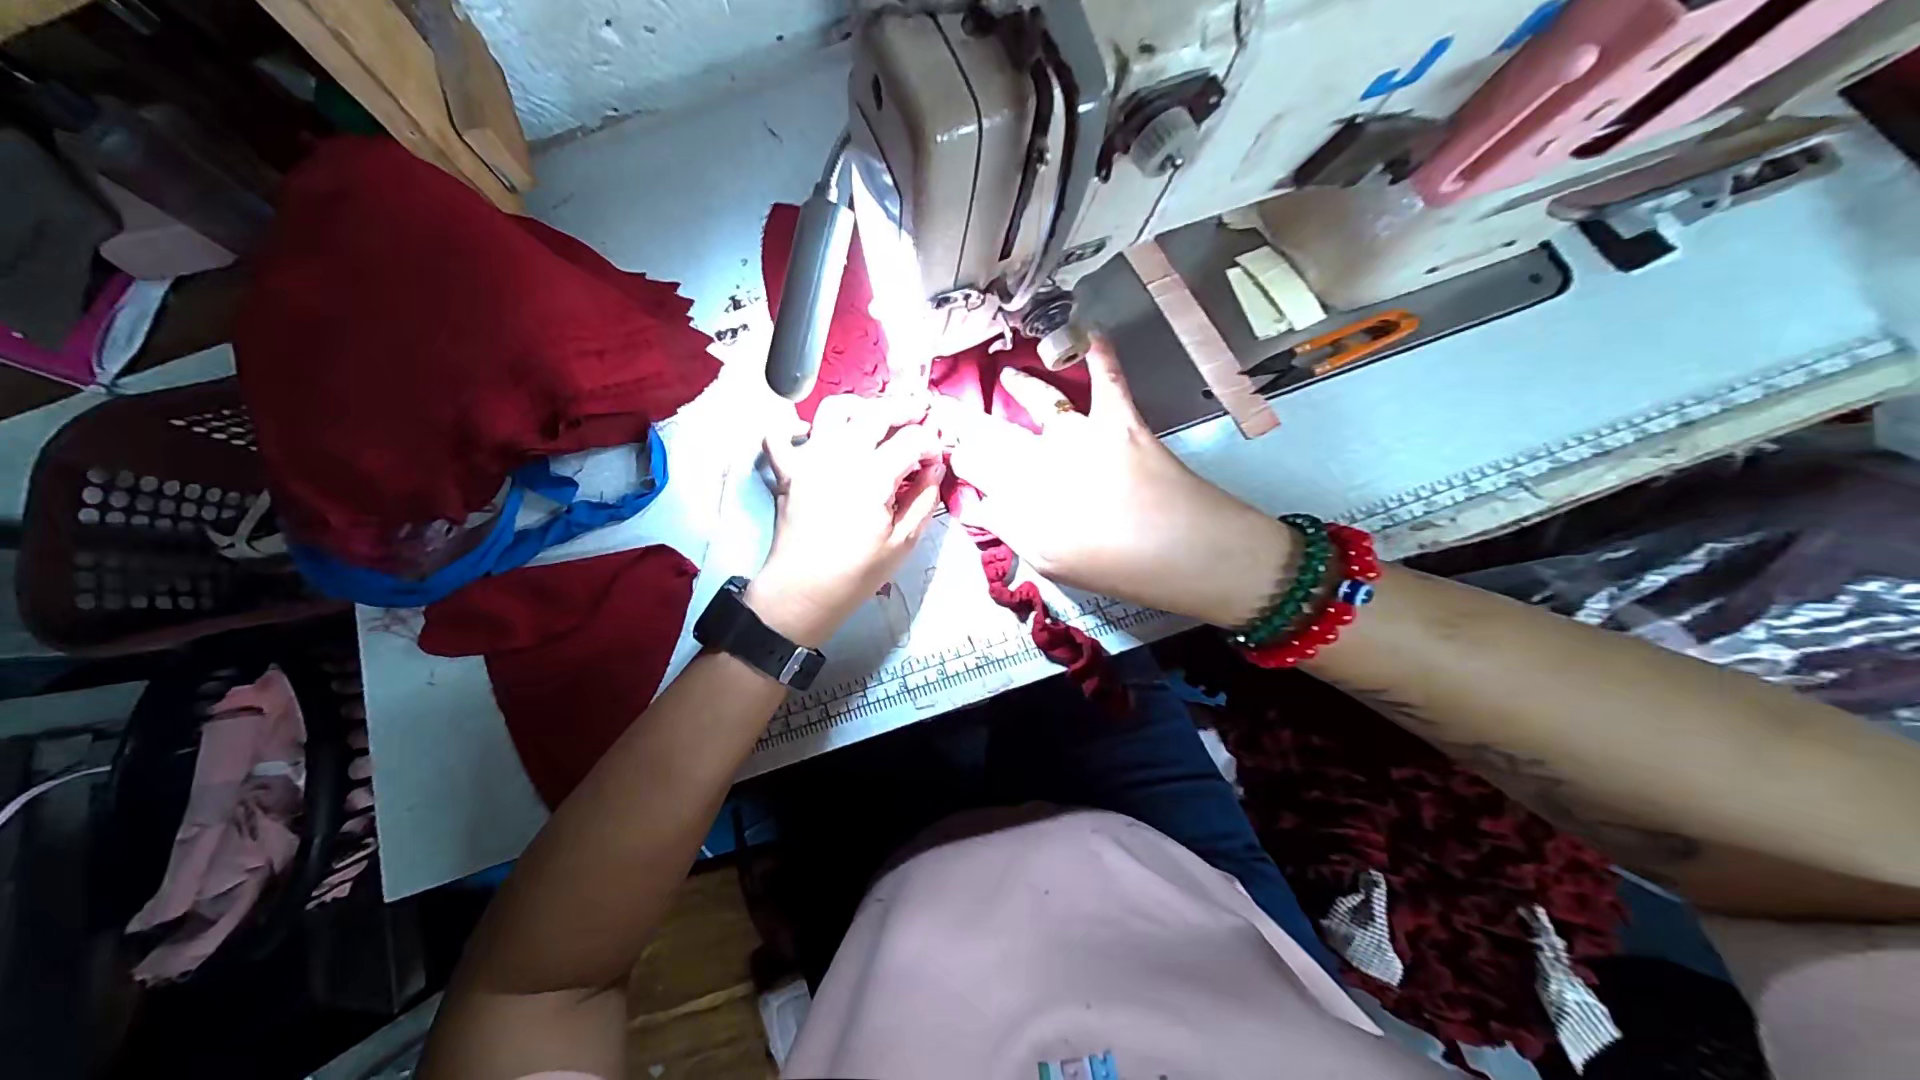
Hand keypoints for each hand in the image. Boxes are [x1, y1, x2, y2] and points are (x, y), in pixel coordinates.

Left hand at [748, 394, 944, 647]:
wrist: (801, 591)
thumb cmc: (855, 573)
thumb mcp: (903, 542)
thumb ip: (923, 499)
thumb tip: (933, 469)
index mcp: (874, 476)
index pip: (913, 439)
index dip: (932, 443)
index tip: (936, 459)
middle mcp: (841, 456)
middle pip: (878, 412)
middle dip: (905, 410)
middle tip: (920, 416)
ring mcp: (809, 458)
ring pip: (835, 409)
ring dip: (860, 408)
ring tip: (875, 420)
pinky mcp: (787, 468)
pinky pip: (782, 433)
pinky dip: (796, 427)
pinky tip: (814, 435)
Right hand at [936, 336, 1295, 627]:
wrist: (1189, 552)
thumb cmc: (1119, 569)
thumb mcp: (1050, 561)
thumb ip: (1009, 529)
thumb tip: (981, 504)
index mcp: (1019, 500)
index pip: (974, 469)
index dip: (962, 461)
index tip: (957, 458)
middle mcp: (1039, 461)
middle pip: (994, 435)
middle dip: (968, 424)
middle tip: (954, 414)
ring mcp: (1080, 436)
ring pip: (1039, 401)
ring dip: (1021, 386)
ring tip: (1009, 377)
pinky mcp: (1118, 420)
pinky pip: (1103, 377)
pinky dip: (1096, 350)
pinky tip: (1088, 331)